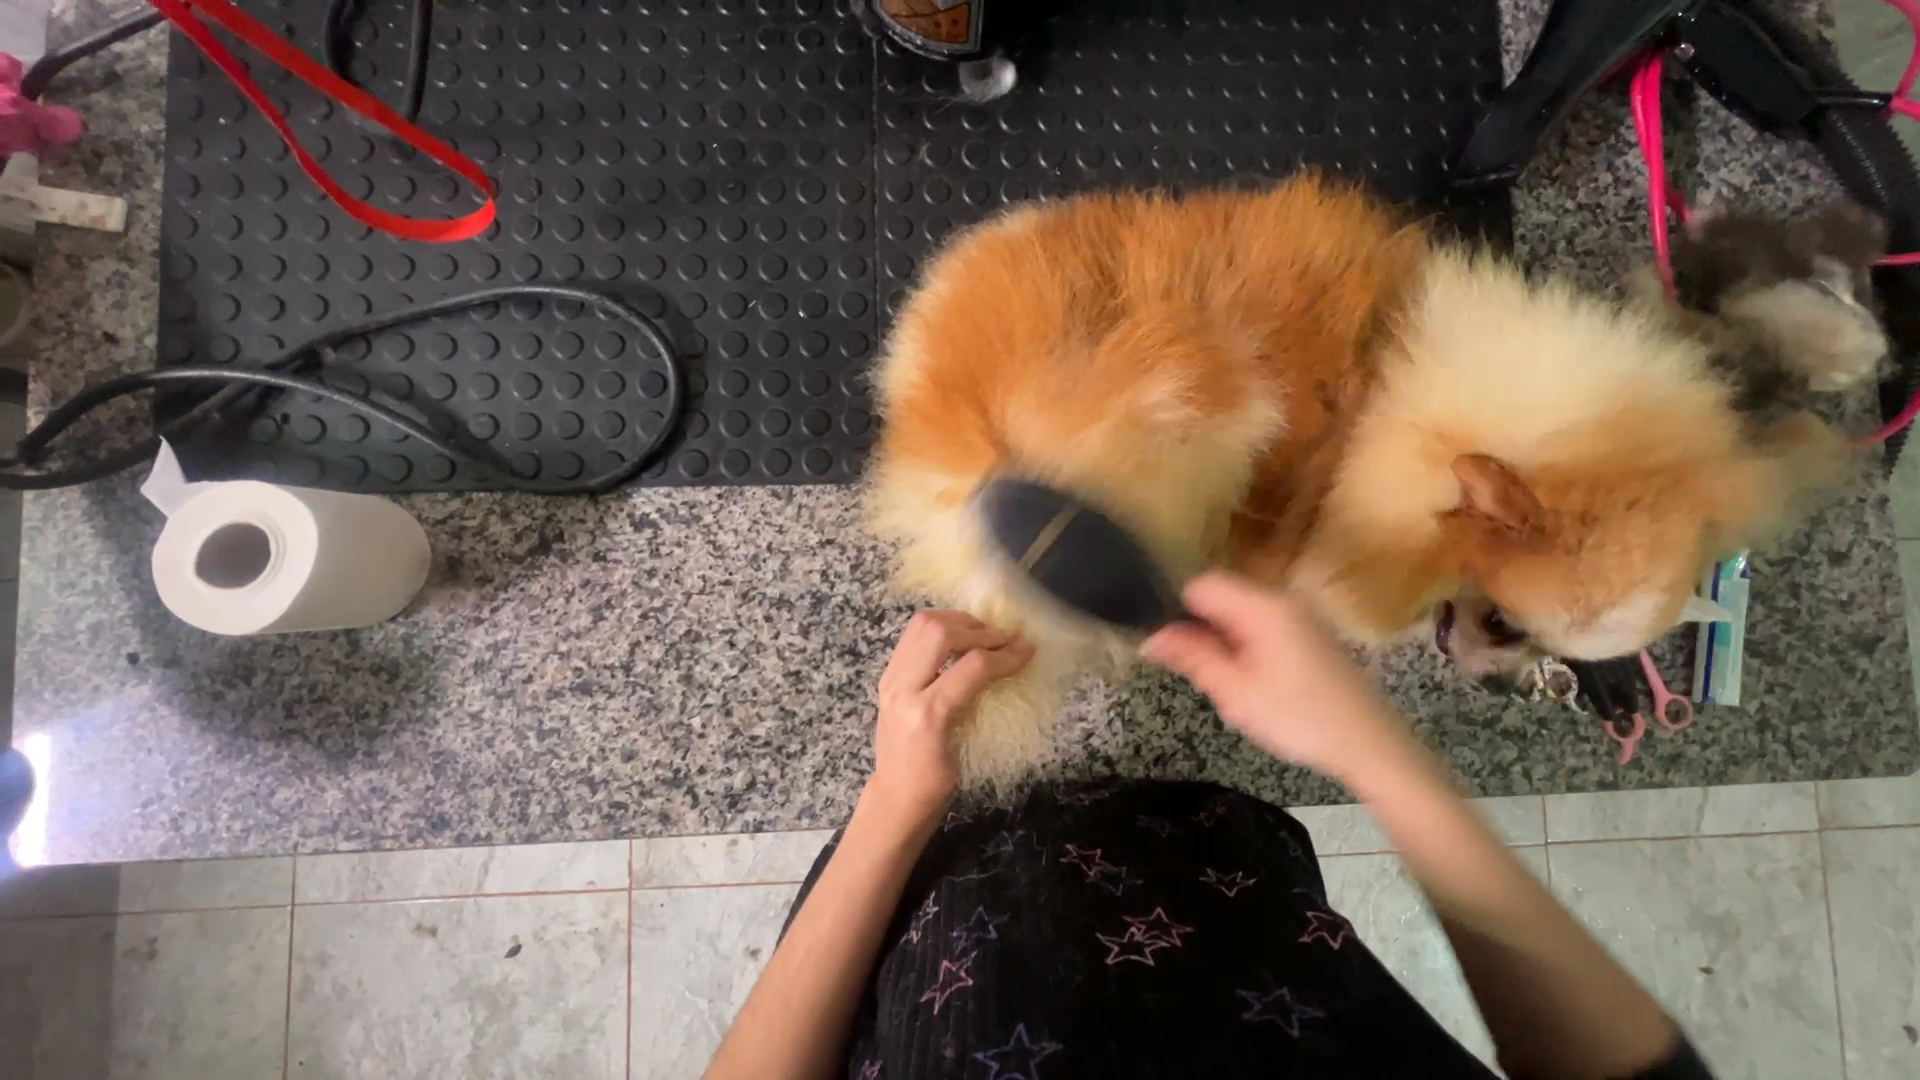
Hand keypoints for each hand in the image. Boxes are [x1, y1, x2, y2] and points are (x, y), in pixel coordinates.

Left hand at [868, 611, 1033, 819]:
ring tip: (983, 633)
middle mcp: (903, 690)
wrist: (896, 795)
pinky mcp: (887, 675)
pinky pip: (912, 635)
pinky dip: (940, 628)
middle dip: (978, 630)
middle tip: (1004, 639)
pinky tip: (961, 639)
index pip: (971, 666)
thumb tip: (1012, 663)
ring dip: (957, 622)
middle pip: (940, 632)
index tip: (1027, 649)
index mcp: (927, 715)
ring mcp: (890, 680)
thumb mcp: (969, 747)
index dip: (1004, 654)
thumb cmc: (938, 783)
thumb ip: (982, 701)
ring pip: (922, 625)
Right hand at [1140, 572, 1411, 780]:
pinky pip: (1261, 624)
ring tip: (1225, 681)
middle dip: (1199, 629)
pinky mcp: (1310, 632)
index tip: (1164, 643)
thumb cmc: (1300, 719)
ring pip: (1239, 613)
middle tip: (1196, 672)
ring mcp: (1300, 615)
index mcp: (1264, 606)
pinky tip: (1252, 681)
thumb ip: (1192, 657)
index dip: (1175, 608)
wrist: (1372, 747)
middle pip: (1220, 596)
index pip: (1201, 584)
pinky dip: (1244, 644)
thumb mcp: (1236, 692)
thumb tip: (1149, 636)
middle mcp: (1283, 599)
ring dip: (1222, 640)